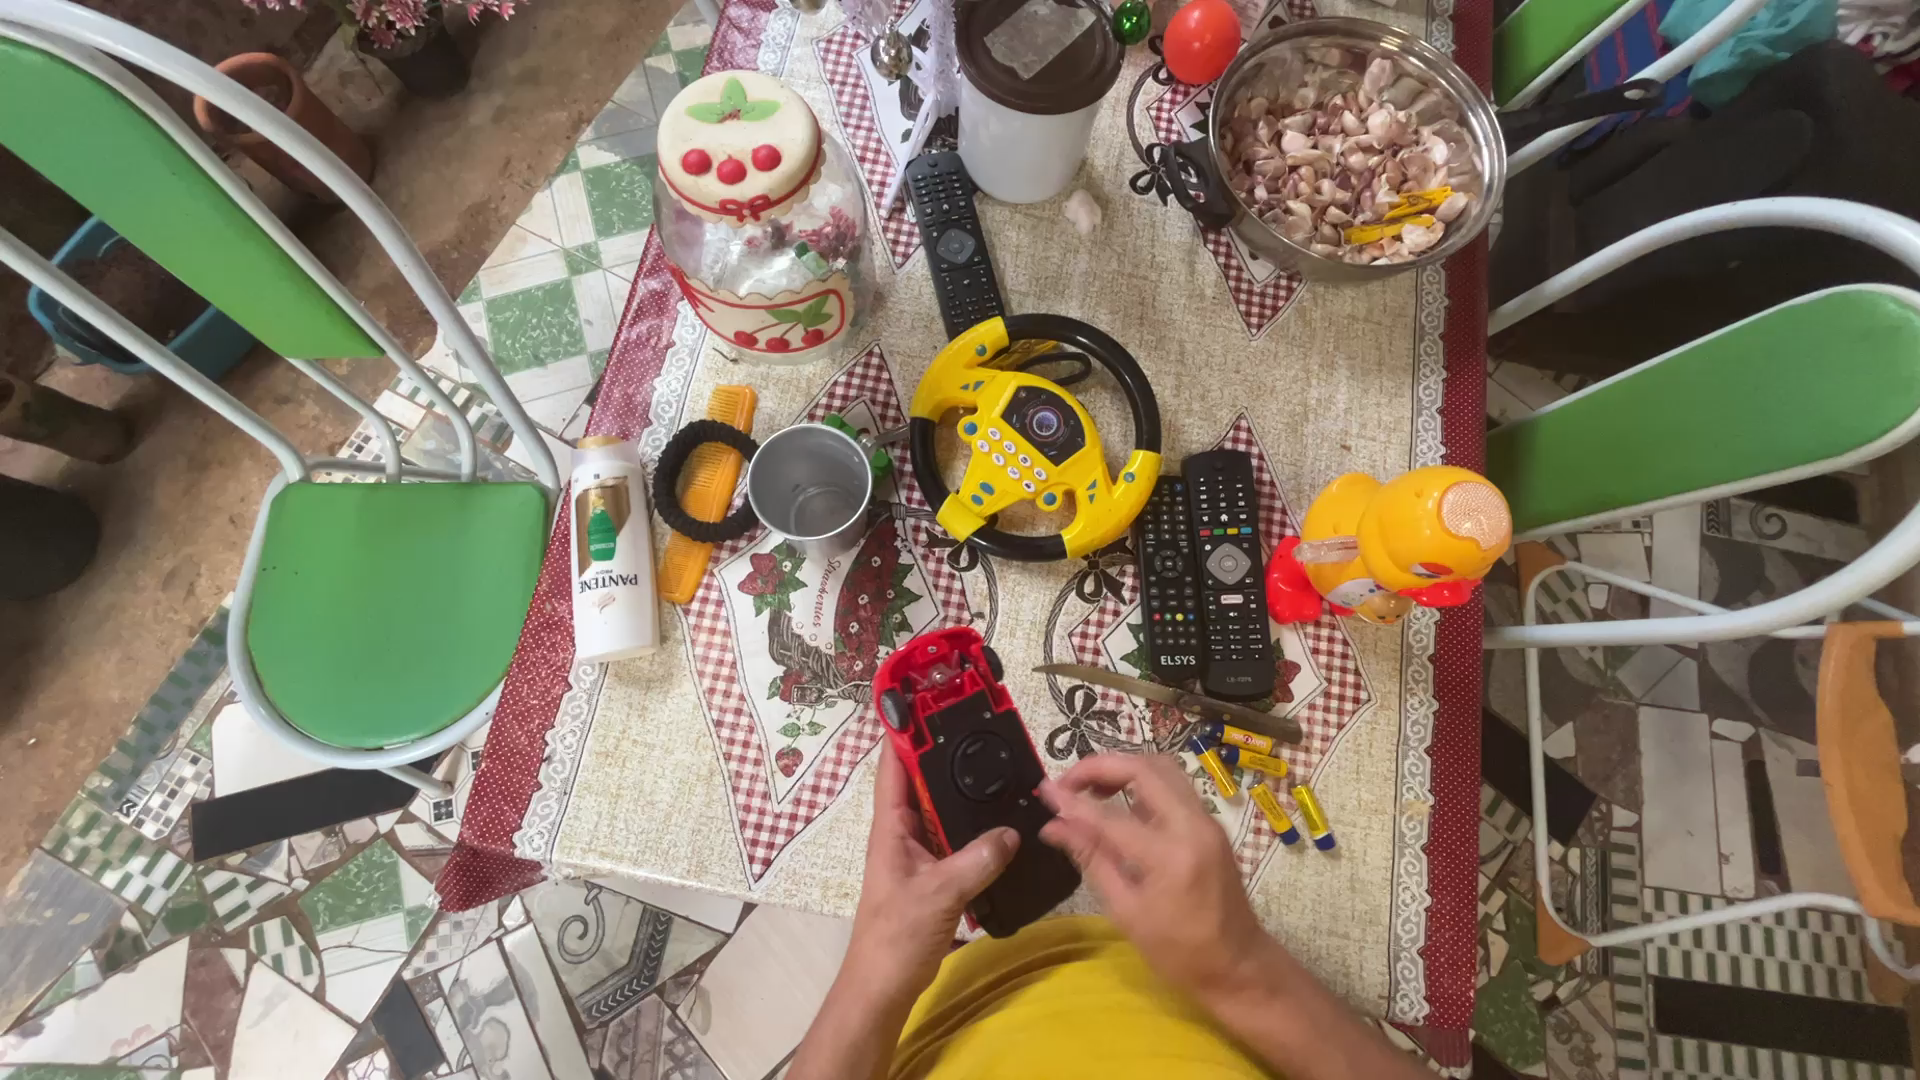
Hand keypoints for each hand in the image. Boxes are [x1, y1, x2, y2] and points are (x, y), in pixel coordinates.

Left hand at [843, 742, 1019, 998]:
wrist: (884, 987)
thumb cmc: (896, 935)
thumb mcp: (939, 894)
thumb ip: (977, 861)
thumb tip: (1011, 832)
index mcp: (891, 824)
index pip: (894, 764)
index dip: (905, 729)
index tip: (926, 698)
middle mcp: (903, 829)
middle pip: (922, 778)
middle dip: (944, 752)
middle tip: (978, 725)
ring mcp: (919, 850)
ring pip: (940, 806)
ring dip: (961, 788)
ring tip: (994, 762)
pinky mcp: (935, 870)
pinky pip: (955, 834)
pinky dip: (973, 822)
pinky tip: (1000, 817)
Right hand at [1038, 752, 1276, 1001]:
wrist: (1240, 967)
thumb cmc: (1180, 952)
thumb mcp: (1126, 911)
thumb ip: (1090, 858)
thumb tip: (1052, 826)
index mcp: (1170, 856)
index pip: (1110, 815)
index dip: (1072, 800)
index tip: (1044, 790)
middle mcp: (1193, 825)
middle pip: (1142, 768)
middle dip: (1099, 766)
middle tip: (1068, 783)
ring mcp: (1206, 819)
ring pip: (1160, 767)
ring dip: (1121, 768)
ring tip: (1089, 788)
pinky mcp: (1209, 822)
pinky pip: (1171, 784)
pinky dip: (1140, 781)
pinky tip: (1118, 802)